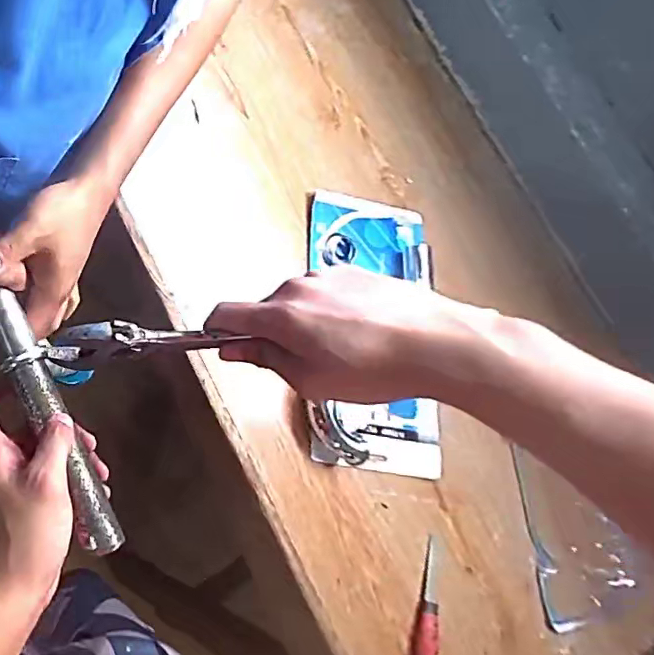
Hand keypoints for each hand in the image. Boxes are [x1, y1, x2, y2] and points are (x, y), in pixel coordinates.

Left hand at [0, 179, 111, 338]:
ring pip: (44, 305)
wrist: (89, 188)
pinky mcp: (62, 263)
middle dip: (18, 326)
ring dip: (23, 306)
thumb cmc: (63, 211)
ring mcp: (65, 276)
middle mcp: (63, 289)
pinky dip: (27, 288)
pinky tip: (11, 273)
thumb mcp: (29, 230)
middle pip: (42, 322)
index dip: (14, 341)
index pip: (36, 329)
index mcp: (55, 290)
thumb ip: (6, 252)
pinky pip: (44, 288)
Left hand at [0, 394, 107, 617]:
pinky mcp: (25, 505)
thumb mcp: (47, 482)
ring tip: (100, 473)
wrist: (13, 590)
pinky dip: (67, 480)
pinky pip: (47, 480)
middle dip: (58, 430)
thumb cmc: (26, 533)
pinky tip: (93, 493)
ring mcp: (11, 486)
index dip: (0, 389)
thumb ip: (54, 443)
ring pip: (41, 455)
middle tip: (88, 443)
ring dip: (70, 457)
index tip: (30, 384)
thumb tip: (61, 419)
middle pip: (25, 429)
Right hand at [204, 267, 504, 403]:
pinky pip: (322, 294)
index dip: (215, 330)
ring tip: (335, 353)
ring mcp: (326, 277)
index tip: (218, 341)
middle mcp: (299, 287)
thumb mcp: (310, 381)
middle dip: (267, 334)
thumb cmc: (381, 366)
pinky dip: (326, 314)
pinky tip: (354, 337)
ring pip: (294, 302)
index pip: (225, 313)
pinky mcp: (351, 274)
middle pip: (261, 309)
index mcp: (281, 314)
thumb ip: (265, 361)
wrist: (438, 343)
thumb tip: (237, 349)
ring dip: (300, 324)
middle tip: (292, 363)